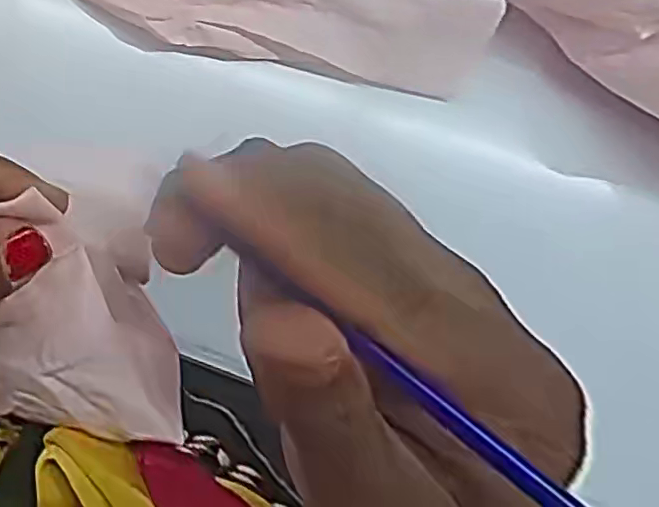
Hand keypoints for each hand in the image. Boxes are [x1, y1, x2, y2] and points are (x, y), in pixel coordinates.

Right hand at [147, 140, 585, 506]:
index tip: (193, 186)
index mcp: (489, 371)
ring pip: (323, 183)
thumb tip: (279, 317)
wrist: (439, 505)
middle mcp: (468, 298)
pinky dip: (255, 200)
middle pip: (343, 197)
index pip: (370, 265)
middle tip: (169, 240)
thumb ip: (331, 414)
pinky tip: (226, 234)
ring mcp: (430, 268)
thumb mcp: (368, 498)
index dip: (274, 214)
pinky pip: (315, 198)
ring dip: (241, 192)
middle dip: (243, 191)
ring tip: (187, 244)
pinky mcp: (388, 256)